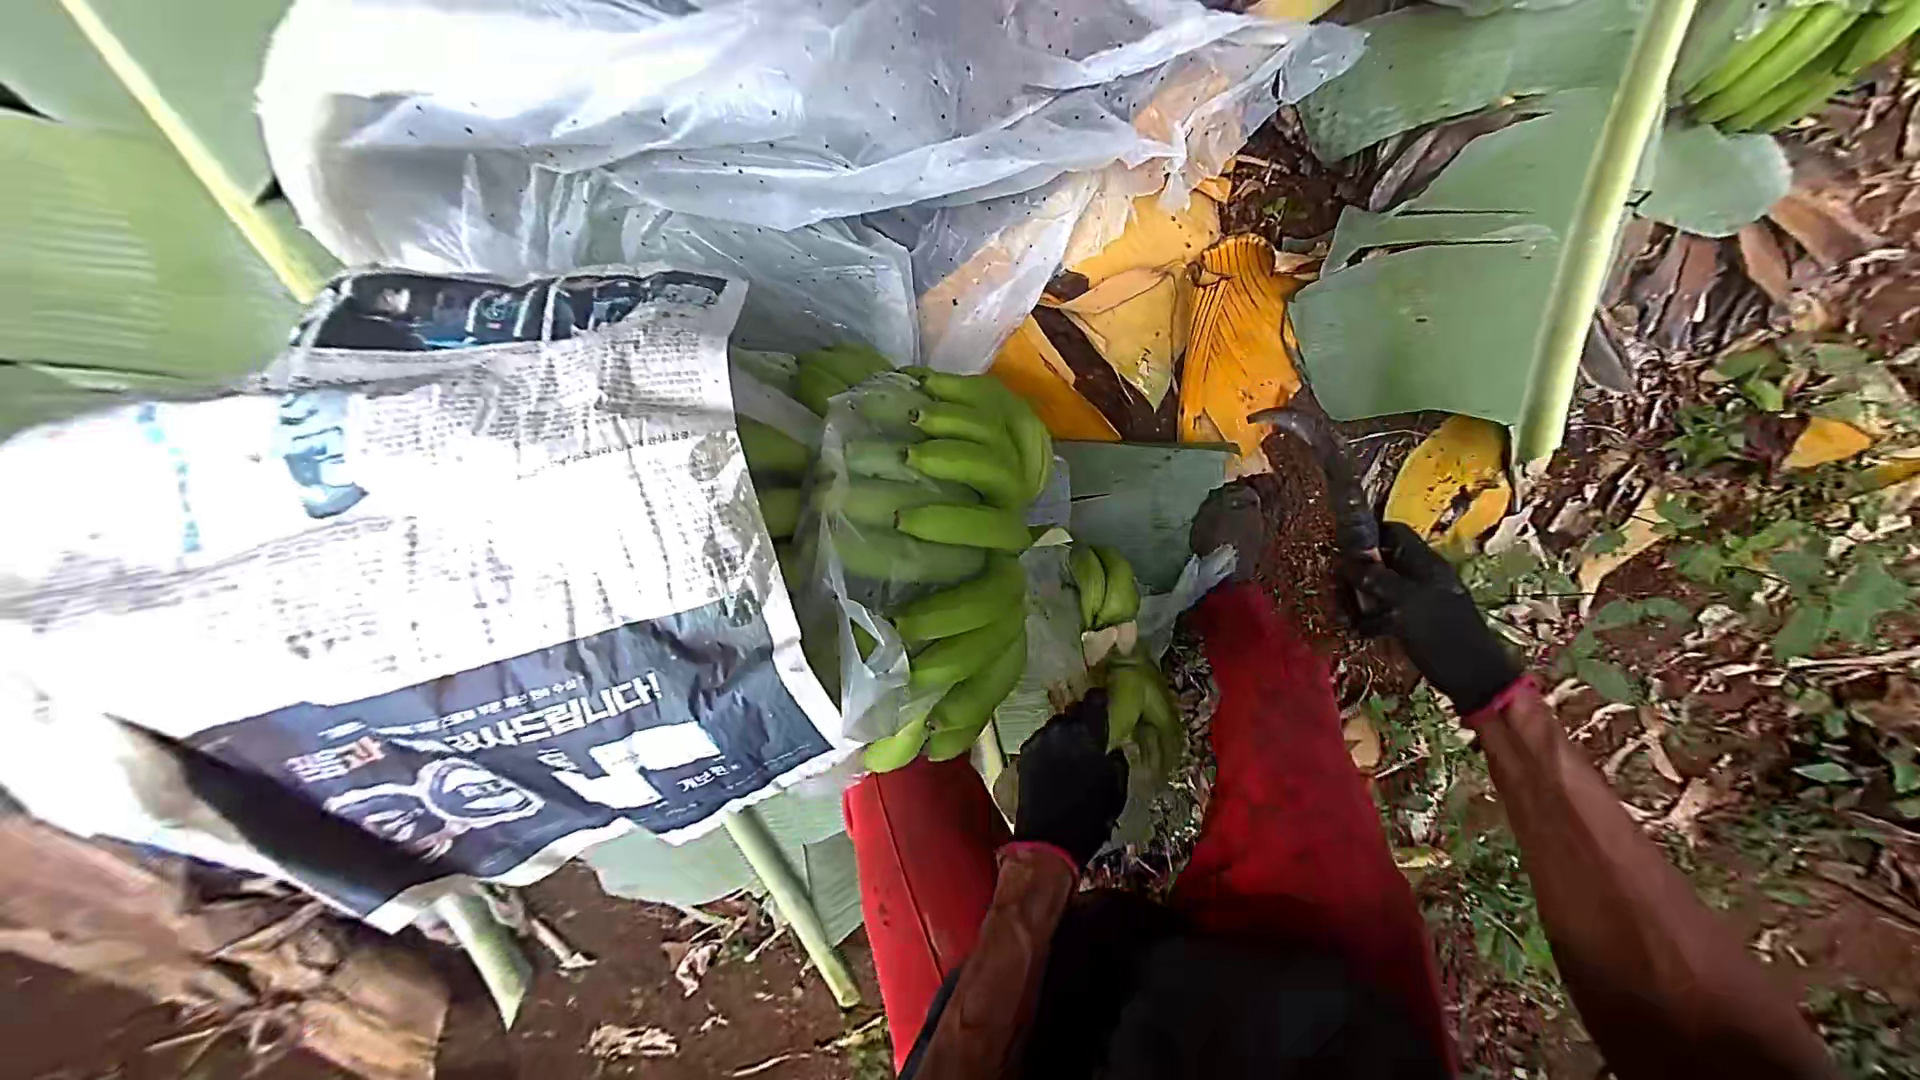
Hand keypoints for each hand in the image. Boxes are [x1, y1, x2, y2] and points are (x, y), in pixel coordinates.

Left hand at [1014, 690, 1127, 866]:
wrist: (1048, 839)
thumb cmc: (1090, 816)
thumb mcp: (1116, 790)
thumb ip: (1117, 762)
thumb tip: (1114, 749)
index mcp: (1087, 733)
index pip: (1094, 700)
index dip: (1101, 699)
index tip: (1106, 702)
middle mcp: (1060, 729)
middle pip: (1073, 712)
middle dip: (1082, 719)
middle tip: (1090, 733)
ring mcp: (1039, 740)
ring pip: (1055, 726)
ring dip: (1065, 733)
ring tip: (1071, 751)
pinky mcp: (1024, 754)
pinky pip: (1041, 740)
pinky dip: (1050, 746)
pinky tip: (1055, 763)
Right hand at [1346, 522, 1521, 715]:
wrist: (1473, 679)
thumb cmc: (1443, 635)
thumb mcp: (1406, 602)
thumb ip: (1375, 578)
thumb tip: (1343, 563)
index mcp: (1423, 564)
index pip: (1391, 532)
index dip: (1365, 535)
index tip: (1341, 551)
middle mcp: (1416, 577)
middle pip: (1374, 561)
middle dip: (1351, 575)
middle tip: (1336, 591)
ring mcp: (1410, 599)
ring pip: (1370, 587)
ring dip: (1352, 600)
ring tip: (1344, 617)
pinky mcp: (1404, 621)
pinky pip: (1375, 611)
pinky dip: (1362, 618)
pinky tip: (1357, 629)